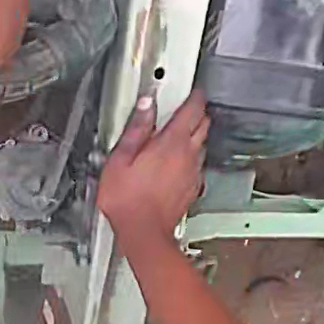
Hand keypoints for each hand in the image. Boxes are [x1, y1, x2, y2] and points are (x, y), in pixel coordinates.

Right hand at [99, 90, 209, 246]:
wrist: (143, 232)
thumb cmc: (128, 200)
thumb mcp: (120, 159)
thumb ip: (136, 129)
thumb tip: (146, 106)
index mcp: (171, 143)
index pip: (192, 110)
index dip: (194, 97)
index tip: (192, 91)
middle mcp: (188, 156)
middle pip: (203, 124)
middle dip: (197, 113)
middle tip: (188, 108)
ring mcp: (192, 173)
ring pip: (202, 144)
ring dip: (195, 135)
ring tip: (180, 133)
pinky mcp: (192, 188)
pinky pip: (196, 165)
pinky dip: (190, 158)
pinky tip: (177, 162)